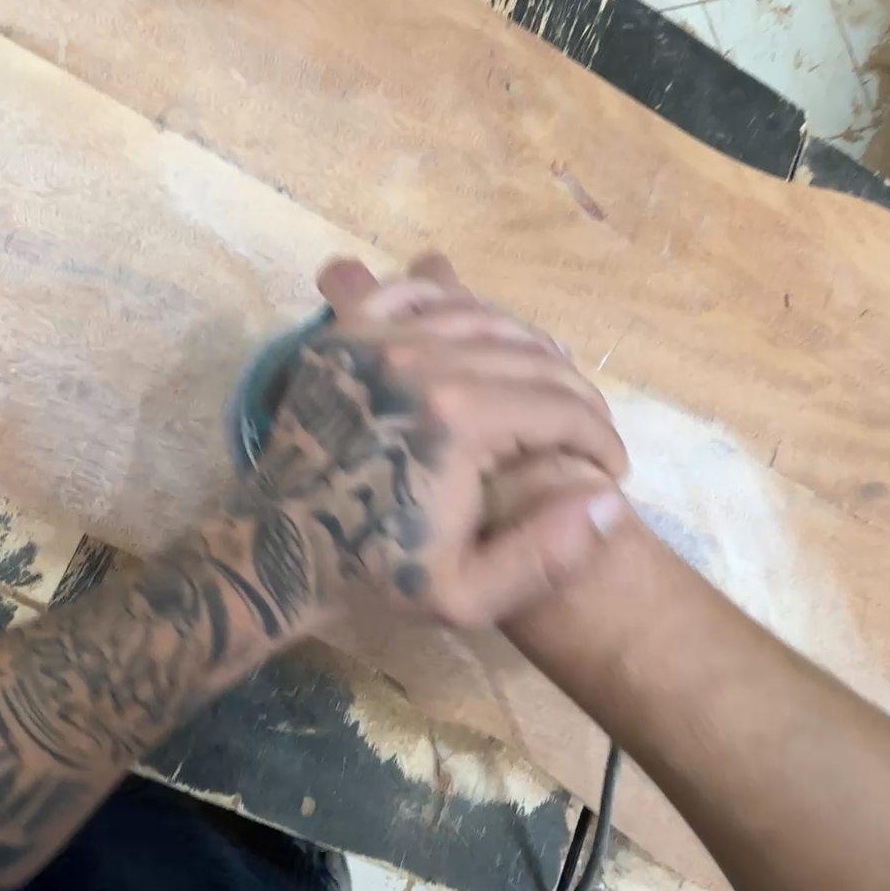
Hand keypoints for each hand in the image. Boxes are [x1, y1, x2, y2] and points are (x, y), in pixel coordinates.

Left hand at [228, 254, 629, 628]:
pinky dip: (453, 303)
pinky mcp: (346, 336)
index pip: (560, 408)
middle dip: (575, 395)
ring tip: (545, 383)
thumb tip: (610, 498)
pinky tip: (474, 327)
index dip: (599, 438)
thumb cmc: (373, 572)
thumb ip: (548, 554)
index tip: (609, 466)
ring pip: (482, 318)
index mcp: (458, 420)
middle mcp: (423, 361)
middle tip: (585, 428)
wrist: (279, 547)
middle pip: (529, 357)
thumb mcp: (467, 596)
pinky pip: (412, 294)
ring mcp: (378, 339)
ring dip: (527, 348)